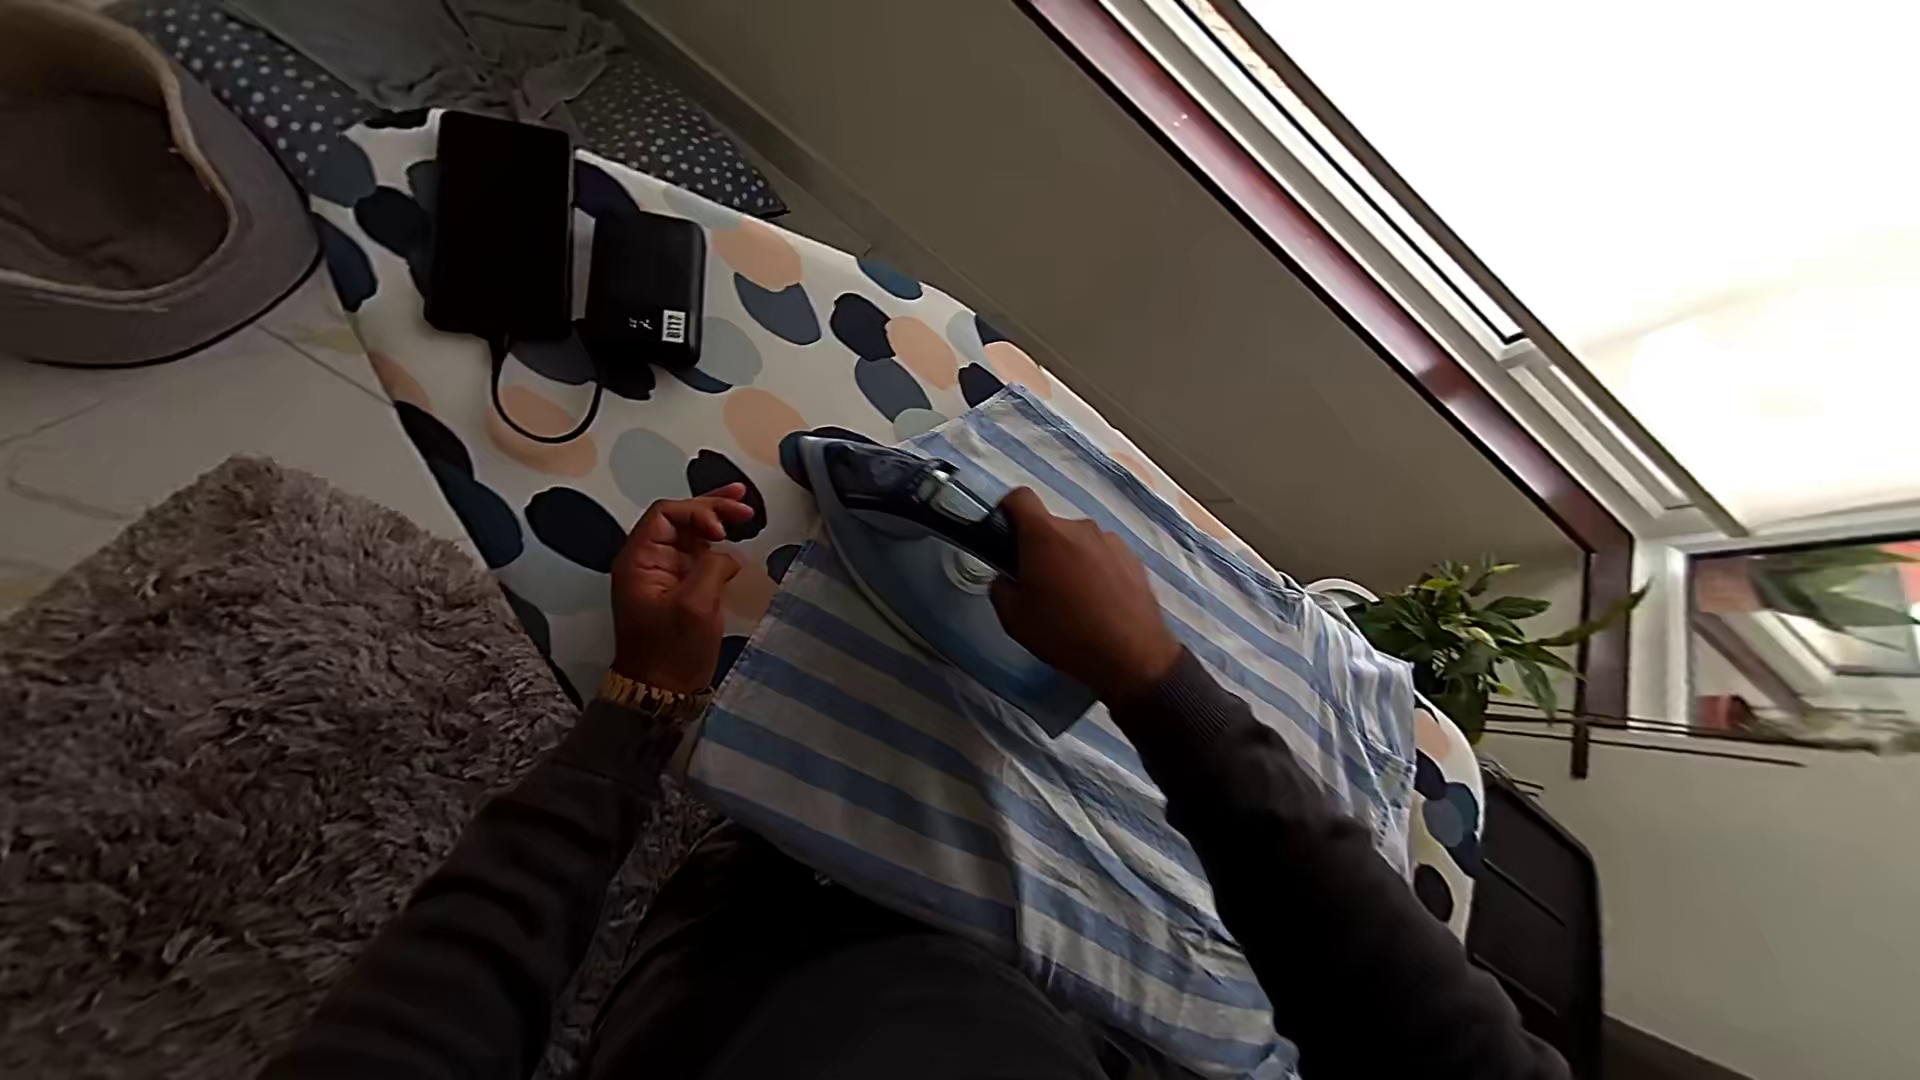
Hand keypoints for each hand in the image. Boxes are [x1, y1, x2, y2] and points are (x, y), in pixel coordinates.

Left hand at [610, 484, 754, 692]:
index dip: (697, 513)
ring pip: (691, 532)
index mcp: (639, 560)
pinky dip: (720, 541)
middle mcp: (650, 559)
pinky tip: (737, 538)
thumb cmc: (671, 649)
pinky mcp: (684, 585)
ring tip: (744, 507)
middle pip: (679, 517)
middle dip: (712, 506)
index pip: (665, 514)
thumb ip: (711, 568)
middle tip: (745, 505)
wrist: (662, 688)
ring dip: (717, 517)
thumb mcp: (693, 606)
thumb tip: (728, 555)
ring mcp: (668, 572)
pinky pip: (700, 552)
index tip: (722, 532)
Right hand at [989, 488, 1182, 702]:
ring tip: (1073, 598)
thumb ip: (1001, 587)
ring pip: (1077, 541)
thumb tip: (1008, 578)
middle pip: (1049, 526)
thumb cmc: (1064, 633)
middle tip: (1038, 585)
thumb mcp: (1014, 618)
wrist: (1131, 657)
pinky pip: (1102, 555)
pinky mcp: (1133, 557)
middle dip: (1040, 548)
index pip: (1018, 497)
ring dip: (1069, 559)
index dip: (1006, 511)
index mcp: (1044, 535)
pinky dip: (1095, 570)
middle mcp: (1078, 527)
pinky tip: (1098, 602)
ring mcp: (1110, 540)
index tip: (1006, 535)